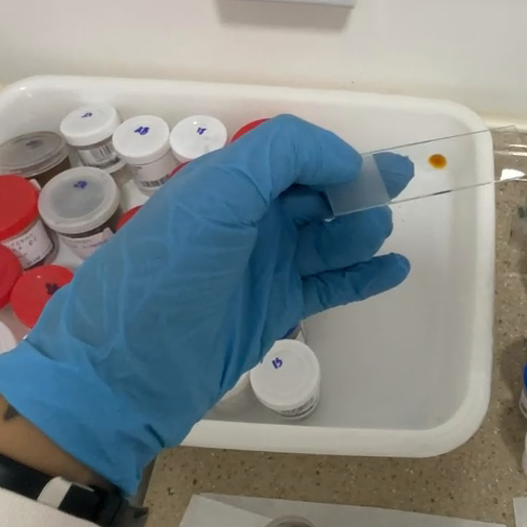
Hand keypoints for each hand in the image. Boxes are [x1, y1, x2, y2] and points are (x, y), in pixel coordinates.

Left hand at [0, 115, 410, 492]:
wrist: (127, 372)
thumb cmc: (170, 271)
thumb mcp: (216, 194)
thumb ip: (281, 156)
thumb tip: (344, 160)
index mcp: (227, 184)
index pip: (290, 155)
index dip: (328, 155)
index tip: (360, 170)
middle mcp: (248, 220)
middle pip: (314, 193)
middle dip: (355, 185)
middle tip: (399, 182)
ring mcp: (264, 267)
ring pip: (327, 239)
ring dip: (359, 229)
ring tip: (380, 230)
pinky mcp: (277, 309)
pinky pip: (330, 285)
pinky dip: (364, 275)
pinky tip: (395, 269)